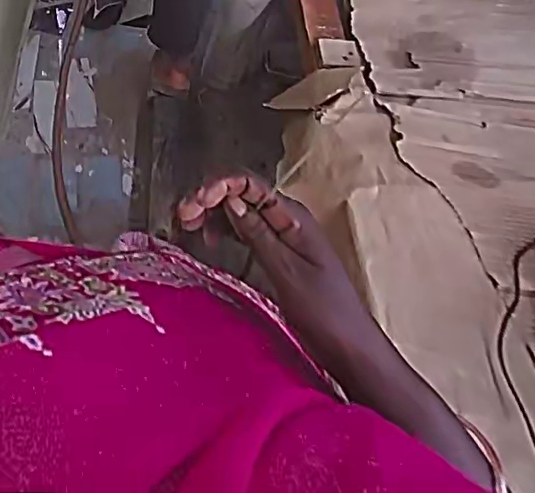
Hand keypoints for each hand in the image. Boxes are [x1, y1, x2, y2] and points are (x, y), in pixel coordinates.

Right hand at [177, 174, 383, 360]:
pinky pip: (241, 228)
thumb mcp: (287, 272)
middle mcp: (284, 217)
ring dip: (210, 211)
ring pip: (236, 209)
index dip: (218, 185)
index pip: (249, 183)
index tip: (196, 202)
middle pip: (238, 193)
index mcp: (292, 215)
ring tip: (187, 224)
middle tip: (183, 215)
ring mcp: (279, 232)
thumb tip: (229, 199)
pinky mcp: (273, 249)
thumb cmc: (325, 312)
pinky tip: (208, 237)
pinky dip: (221, 227)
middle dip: (208, 197)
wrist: (351, 351)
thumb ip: (258, 233)